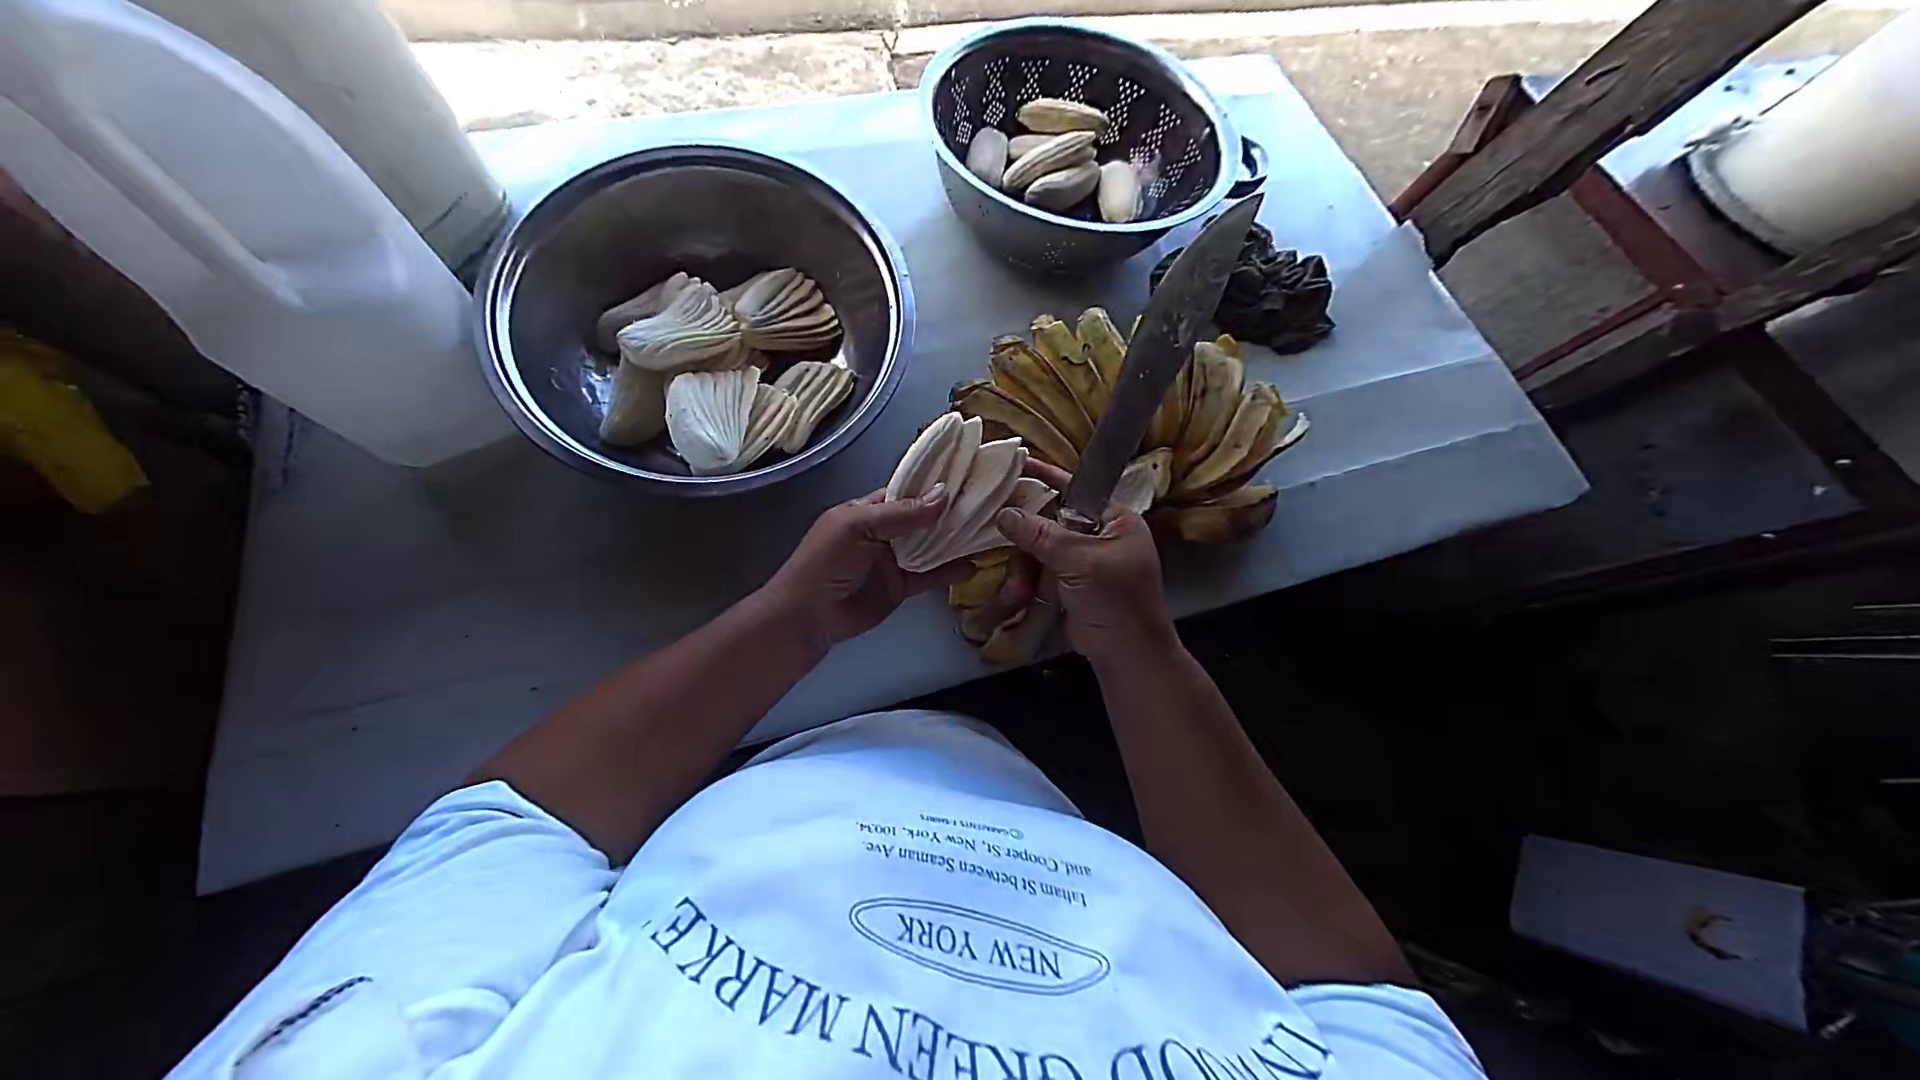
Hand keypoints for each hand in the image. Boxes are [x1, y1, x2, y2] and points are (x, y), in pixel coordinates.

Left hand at [761, 486, 972, 651]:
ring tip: (988, 530)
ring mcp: (894, 559)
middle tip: (987, 502)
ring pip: (932, 545)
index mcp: (869, 510)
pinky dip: (951, 571)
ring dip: (956, 539)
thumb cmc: (824, 563)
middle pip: (925, 518)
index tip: (967, 475)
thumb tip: (944, 494)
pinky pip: (931, 575)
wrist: (807, 616)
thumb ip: (902, 514)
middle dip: (952, 512)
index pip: (907, 491)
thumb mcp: (858, 528)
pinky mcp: (901, 586)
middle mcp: (885, 531)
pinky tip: (974, 564)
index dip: (934, 484)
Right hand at [993, 461, 1177, 665]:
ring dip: (1024, 570)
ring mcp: (1084, 562)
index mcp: (1115, 520)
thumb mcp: (1080, 563)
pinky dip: (1029, 583)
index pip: (1077, 490)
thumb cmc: (1116, 602)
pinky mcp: (1070, 584)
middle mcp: (1100, 536)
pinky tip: (1021, 597)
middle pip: (1050, 522)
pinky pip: (1040, 572)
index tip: (1018, 466)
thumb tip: (1004, 513)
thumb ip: (1041, 536)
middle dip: (1027, 542)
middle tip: (1004, 545)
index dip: (1047, 479)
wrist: (1129, 656)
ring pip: (1040, 550)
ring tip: (1018, 592)